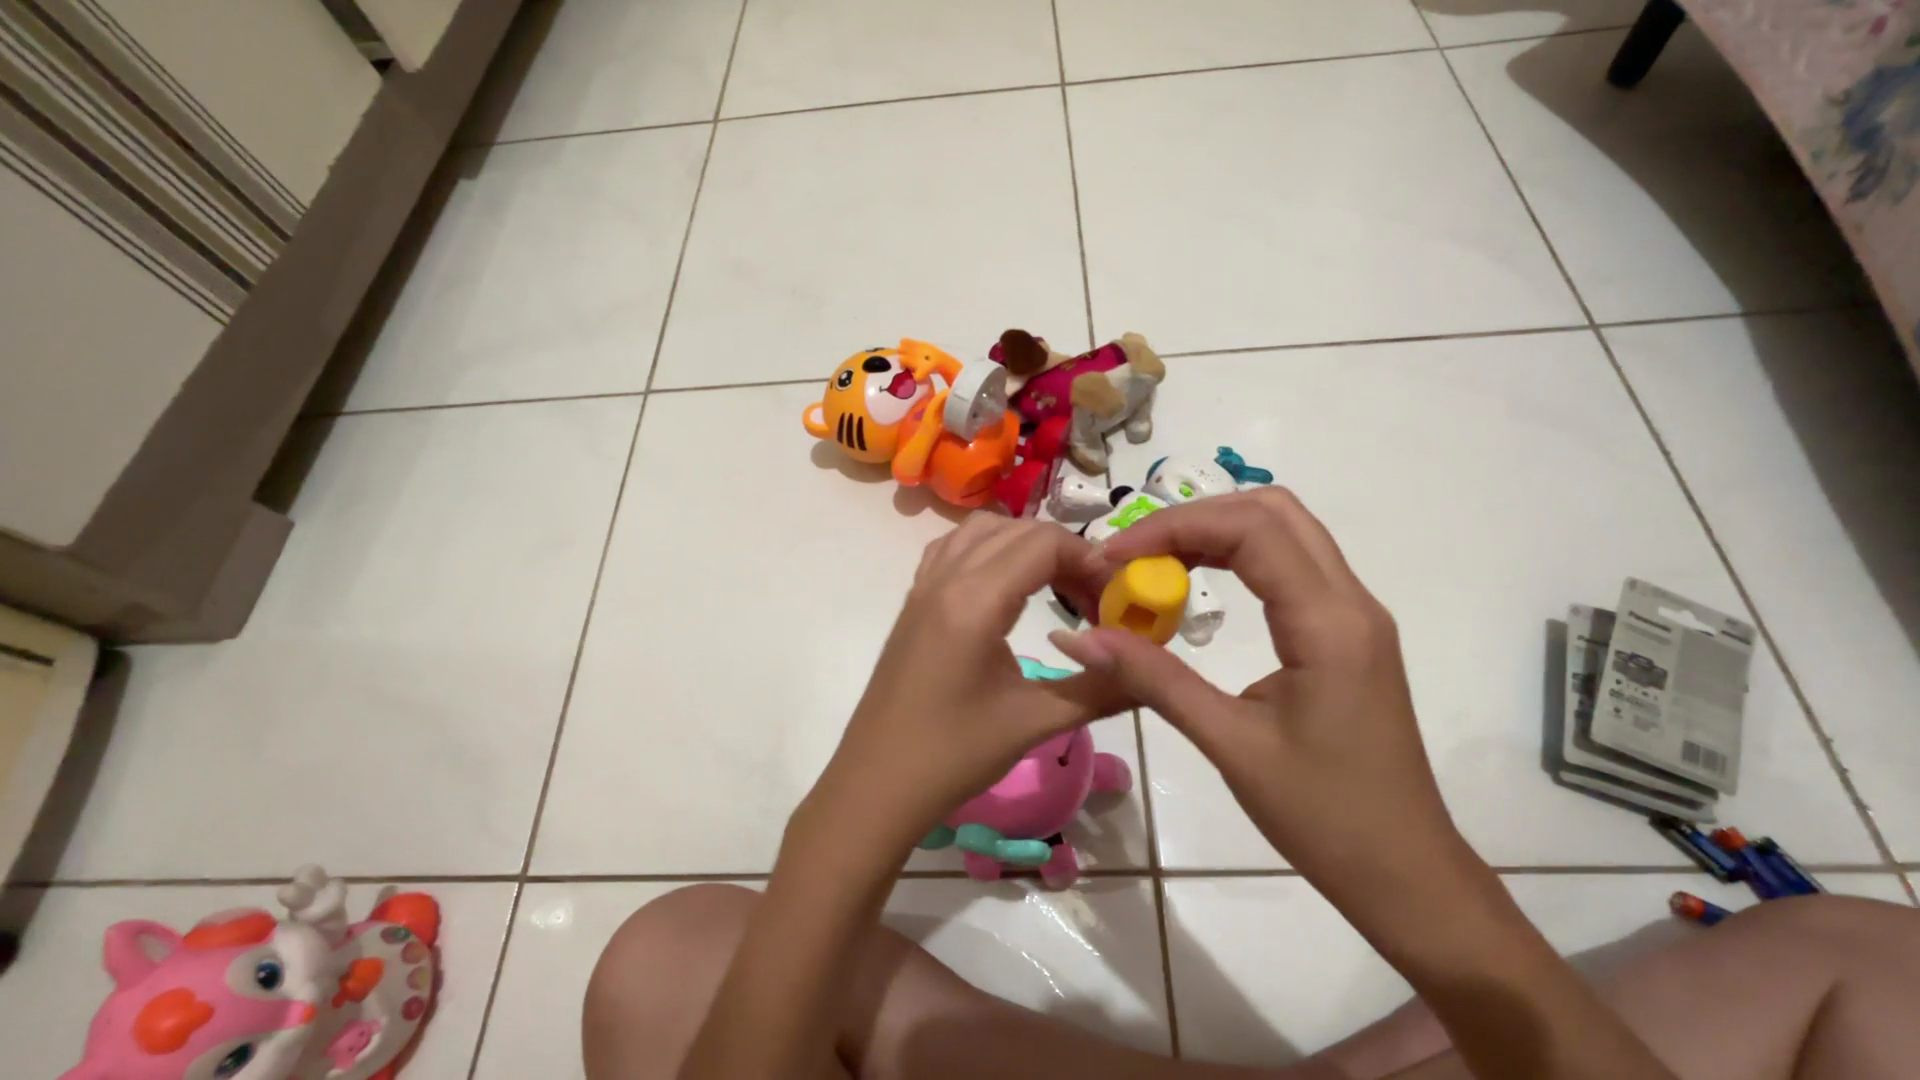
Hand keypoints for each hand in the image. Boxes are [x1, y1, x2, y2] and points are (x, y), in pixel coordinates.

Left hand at [793, 515, 1124, 865]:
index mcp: (974, 601)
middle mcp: (945, 579)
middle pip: (1018, 530)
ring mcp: (922, 587)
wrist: (876, 785)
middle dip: (1065, 553)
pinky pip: (953, 550)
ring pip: (982, 531)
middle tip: (1094, 602)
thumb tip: (1154, 669)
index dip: (1090, 559)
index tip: (1115, 598)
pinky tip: (1006, 591)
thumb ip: (1100, 689)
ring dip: (1025, 546)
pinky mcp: (912, 603)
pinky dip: (988, 551)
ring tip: (1055, 589)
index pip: (1044, 543)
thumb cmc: (953, 755)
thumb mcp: (1034, 722)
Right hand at [1051, 488, 1467, 905]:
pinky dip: (1239, 559)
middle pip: (1272, 512)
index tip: (1112, 559)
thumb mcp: (1230, 744)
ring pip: (1285, 533)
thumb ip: (1154, 680)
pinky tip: (1197, 588)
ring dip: (1216, 533)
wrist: (1404, 872)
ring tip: (1153, 567)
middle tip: (1131, 557)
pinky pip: (1292, 567)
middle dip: (1193, 519)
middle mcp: (1351, 602)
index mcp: (1329, 624)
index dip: (1173, 528)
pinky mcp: (1348, 636)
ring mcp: (1356, 616)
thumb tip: (1075, 637)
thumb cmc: (1322, 816)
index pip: (1250, 529)